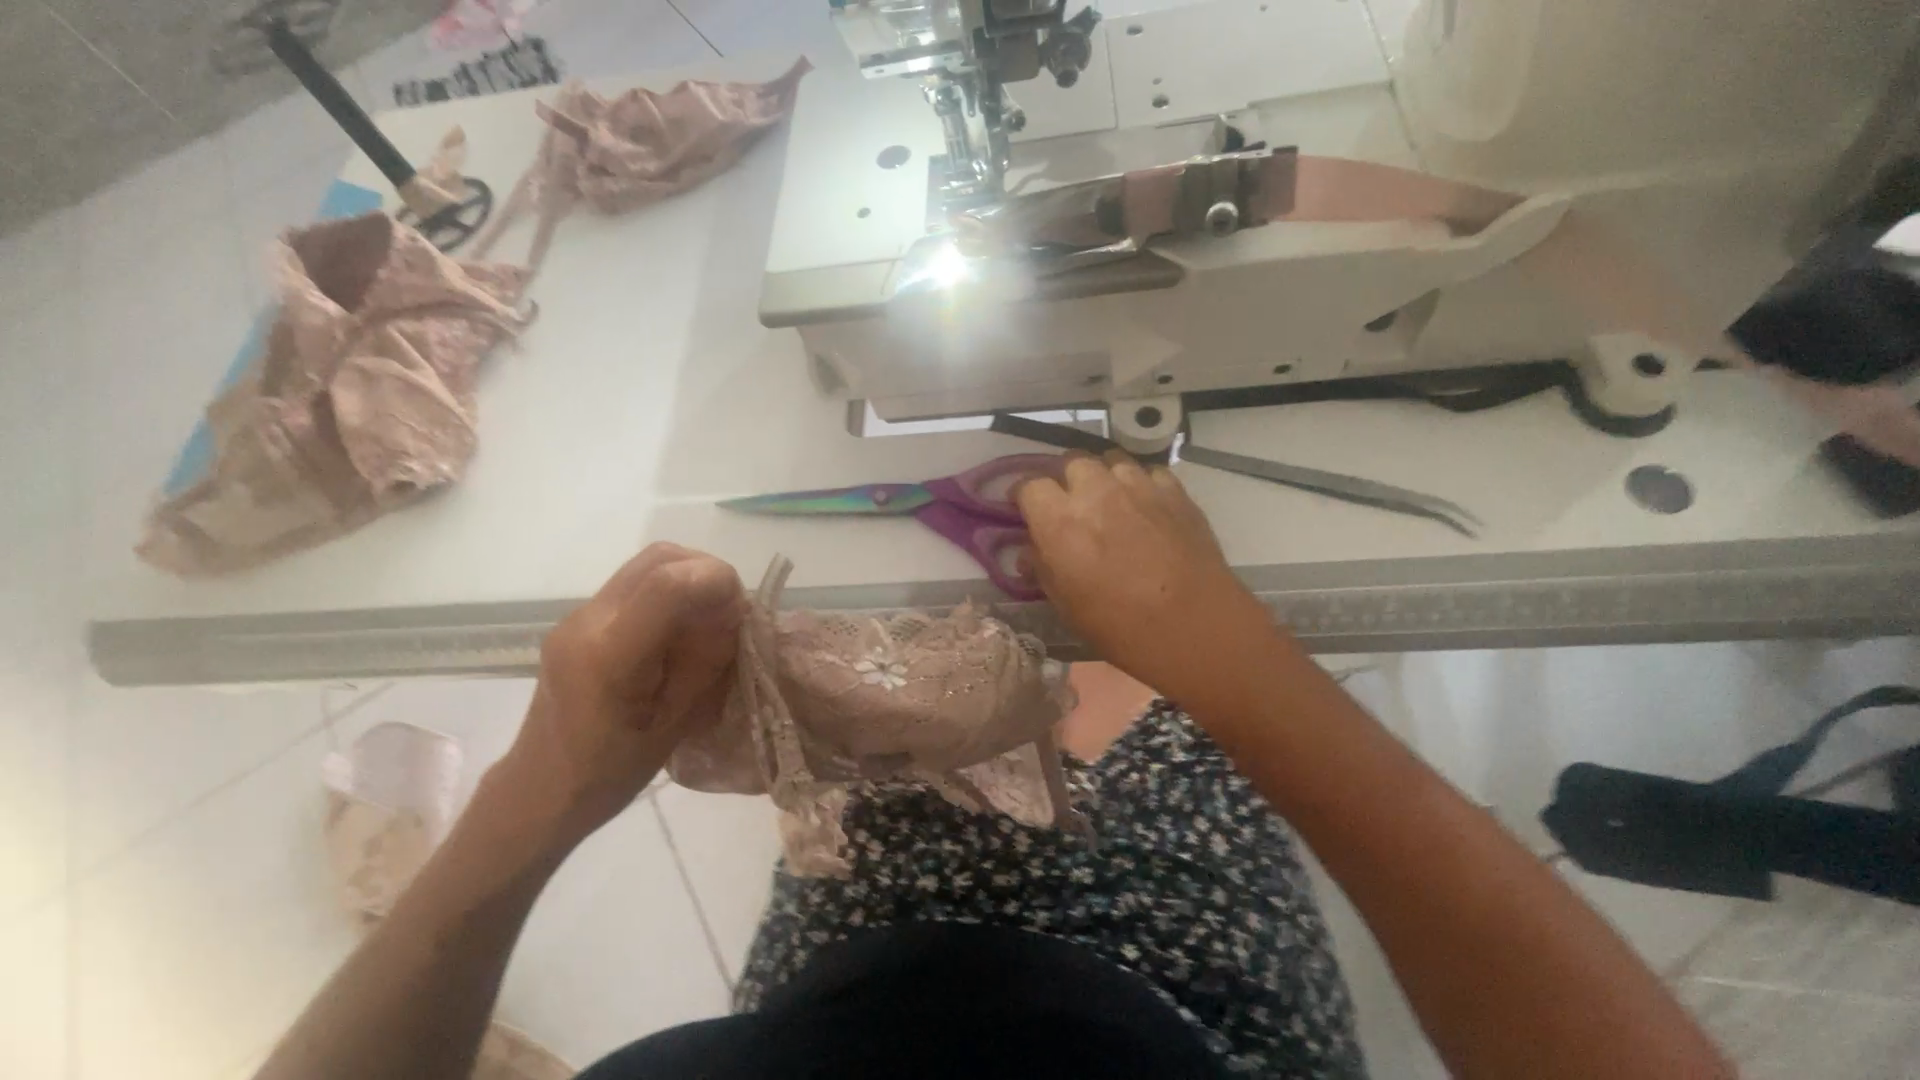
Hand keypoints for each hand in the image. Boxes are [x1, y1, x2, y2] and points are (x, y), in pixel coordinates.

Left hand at [492, 543, 744, 847]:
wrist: (539, 790)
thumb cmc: (610, 773)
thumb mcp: (674, 724)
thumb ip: (705, 661)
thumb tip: (735, 614)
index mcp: (608, 655)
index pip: (669, 584)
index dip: (717, 582)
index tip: (742, 611)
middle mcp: (588, 621)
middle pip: (659, 559)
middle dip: (708, 574)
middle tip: (731, 613)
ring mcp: (579, 616)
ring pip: (647, 564)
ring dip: (689, 579)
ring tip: (709, 620)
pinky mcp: (580, 620)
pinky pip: (635, 585)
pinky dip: (670, 593)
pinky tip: (680, 632)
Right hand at [1016, 451, 1278, 703]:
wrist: (1194, 625)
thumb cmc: (1120, 625)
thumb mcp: (1067, 606)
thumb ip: (1043, 570)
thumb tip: (1029, 553)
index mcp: (1060, 520)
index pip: (1030, 486)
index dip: (1024, 497)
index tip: (1025, 509)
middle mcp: (1096, 491)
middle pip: (1071, 462)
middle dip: (1065, 478)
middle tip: (1070, 503)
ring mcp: (1139, 486)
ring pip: (1112, 460)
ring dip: (1104, 475)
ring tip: (1108, 498)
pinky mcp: (1175, 491)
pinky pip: (1149, 473)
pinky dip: (1141, 484)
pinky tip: (1145, 506)